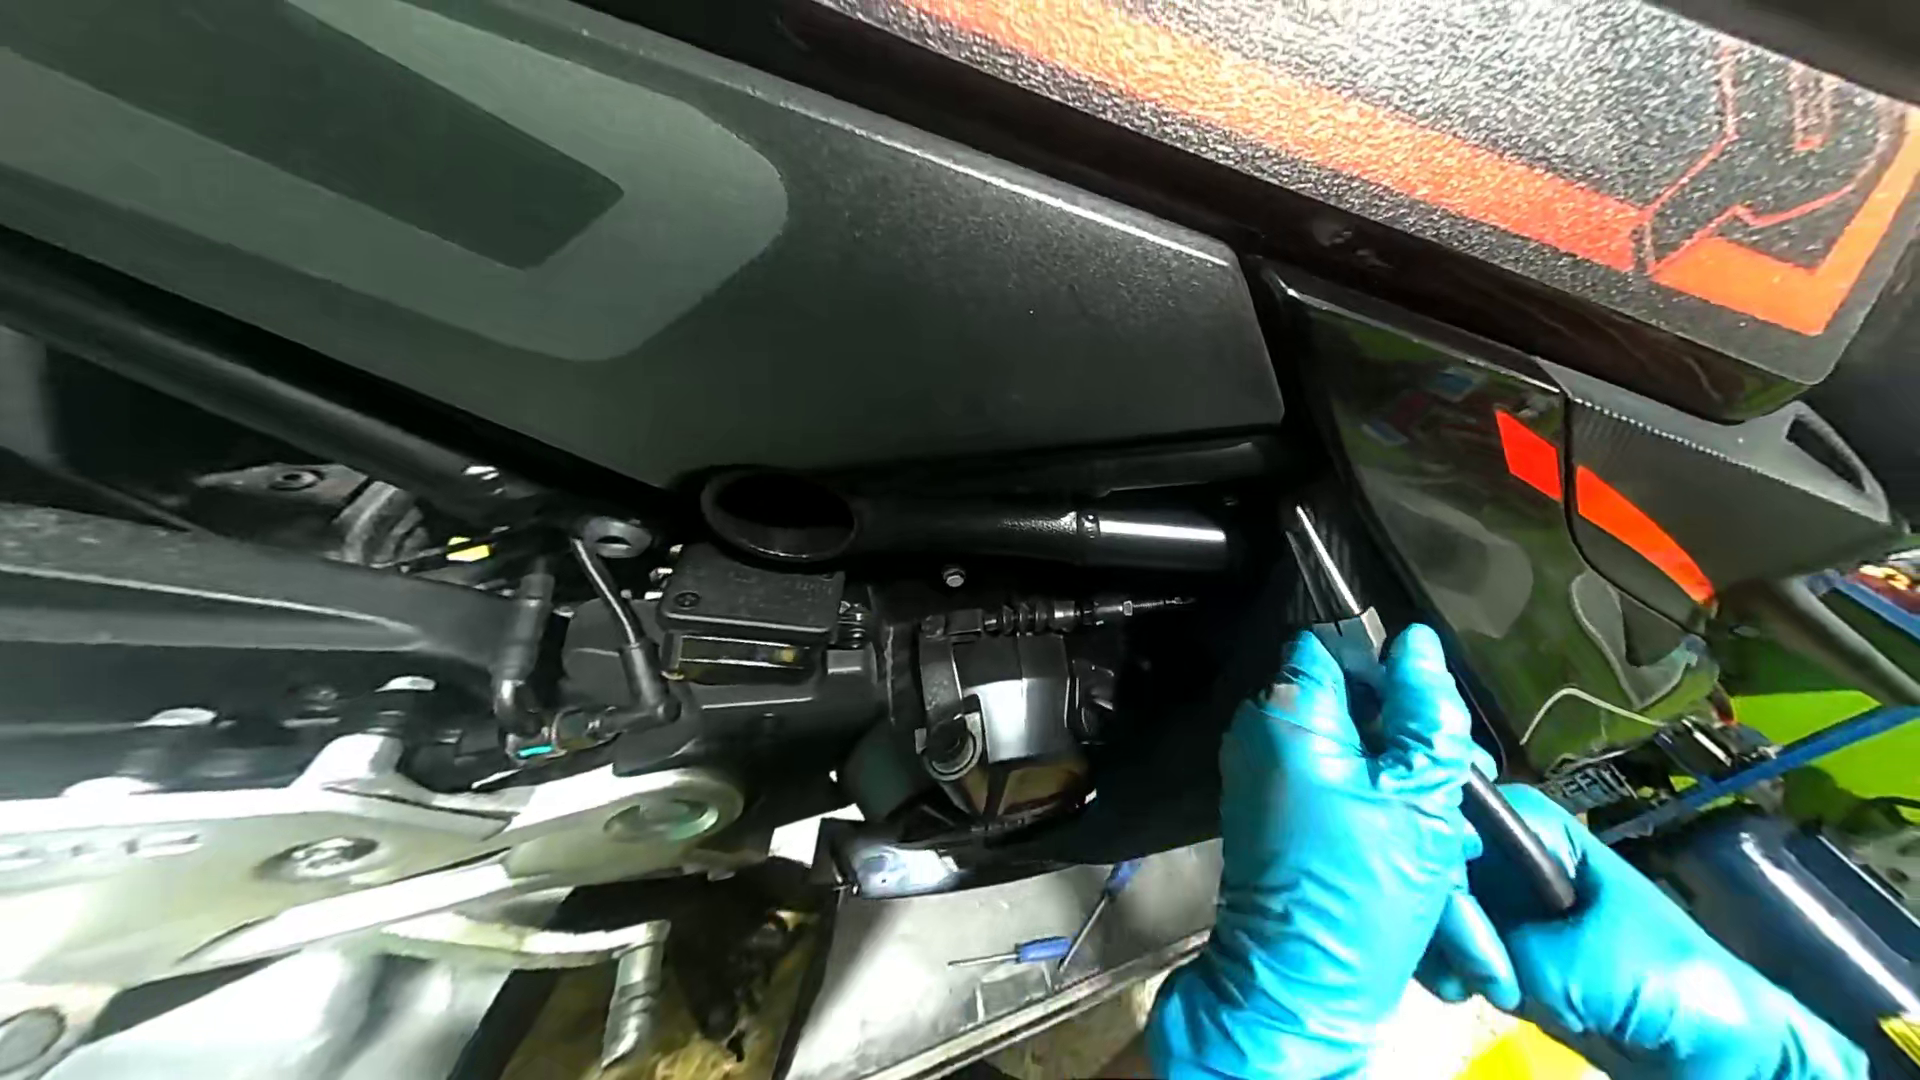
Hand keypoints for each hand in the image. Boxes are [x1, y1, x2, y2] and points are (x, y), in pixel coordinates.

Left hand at [1147, 625, 1494, 1078]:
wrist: (1296, 976)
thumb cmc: (1361, 888)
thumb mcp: (1420, 798)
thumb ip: (1424, 714)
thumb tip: (1417, 644)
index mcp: (1288, 711)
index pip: (1329, 649)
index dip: (1381, 670)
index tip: (1425, 714)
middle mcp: (1260, 728)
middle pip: (1342, 703)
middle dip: (1404, 739)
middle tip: (1457, 787)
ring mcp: (1258, 765)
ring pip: (1344, 749)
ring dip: (1398, 784)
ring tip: (1445, 837)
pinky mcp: (1266, 800)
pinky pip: (1325, 782)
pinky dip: (1369, 805)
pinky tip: (1416, 851)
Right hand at [1450, 785, 1867, 1078]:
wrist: (1730, 1065)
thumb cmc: (1681, 993)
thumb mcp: (1585, 965)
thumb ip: (1503, 942)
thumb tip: (1449, 943)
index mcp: (1530, 826)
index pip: (1446, 815)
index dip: (1438, 858)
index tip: (1458, 915)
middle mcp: (1497, 847)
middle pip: (1424, 856)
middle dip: (1435, 912)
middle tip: (1472, 967)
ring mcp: (1488, 891)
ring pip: (1421, 896)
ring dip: (1433, 943)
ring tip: (1465, 985)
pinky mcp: (1483, 932)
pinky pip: (1431, 931)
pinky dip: (1435, 960)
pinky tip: (1459, 986)